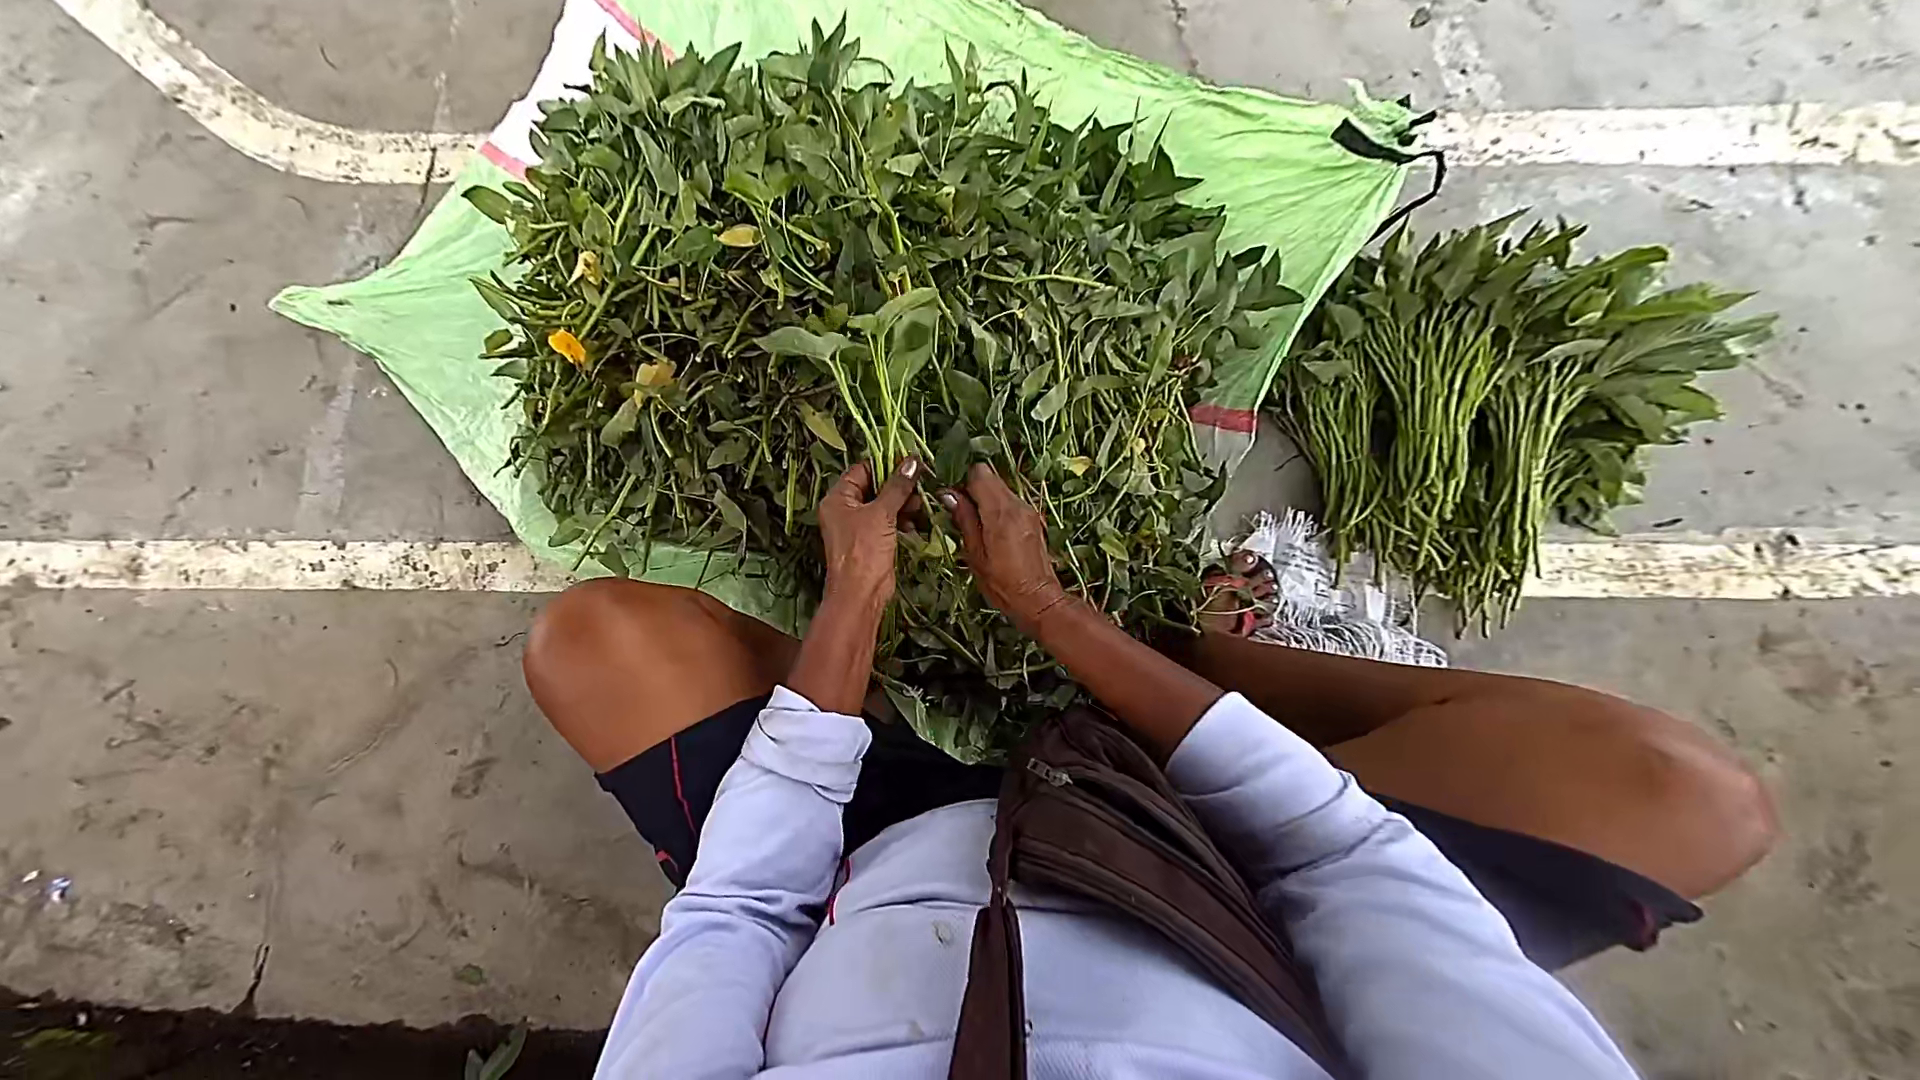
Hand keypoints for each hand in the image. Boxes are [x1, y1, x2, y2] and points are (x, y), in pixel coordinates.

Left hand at [817, 457, 921, 610]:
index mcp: (838, 498)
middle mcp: (845, 510)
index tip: (910, 463)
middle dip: (898, 487)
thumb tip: (912, 462)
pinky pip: (888, 522)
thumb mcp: (881, 513)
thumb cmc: (863, 551)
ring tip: (919, 505)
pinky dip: (901, 520)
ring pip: (883, 505)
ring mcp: (858, 526)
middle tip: (919, 485)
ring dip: (902, 504)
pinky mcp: (871, 540)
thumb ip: (897, 486)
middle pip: (874, 487)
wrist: (861, 593)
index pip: (862, 470)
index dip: (885, 465)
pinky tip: (915, 522)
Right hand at [941, 463, 1069, 635]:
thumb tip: (948, 494)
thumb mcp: (975, 554)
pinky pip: (1011, 501)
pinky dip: (998, 508)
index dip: (962, 481)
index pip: (979, 472)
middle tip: (960, 512)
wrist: (1037, 599)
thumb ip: (964, 519)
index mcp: (1001, 512)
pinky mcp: (1034, 518)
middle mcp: (1018, 505)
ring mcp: (1029, 510)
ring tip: (975, 524)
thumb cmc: (1002, 584)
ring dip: (985, 498)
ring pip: (1001, 488)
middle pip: (991, 477)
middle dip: (973, 488)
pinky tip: (991, 530)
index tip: (952, 498)